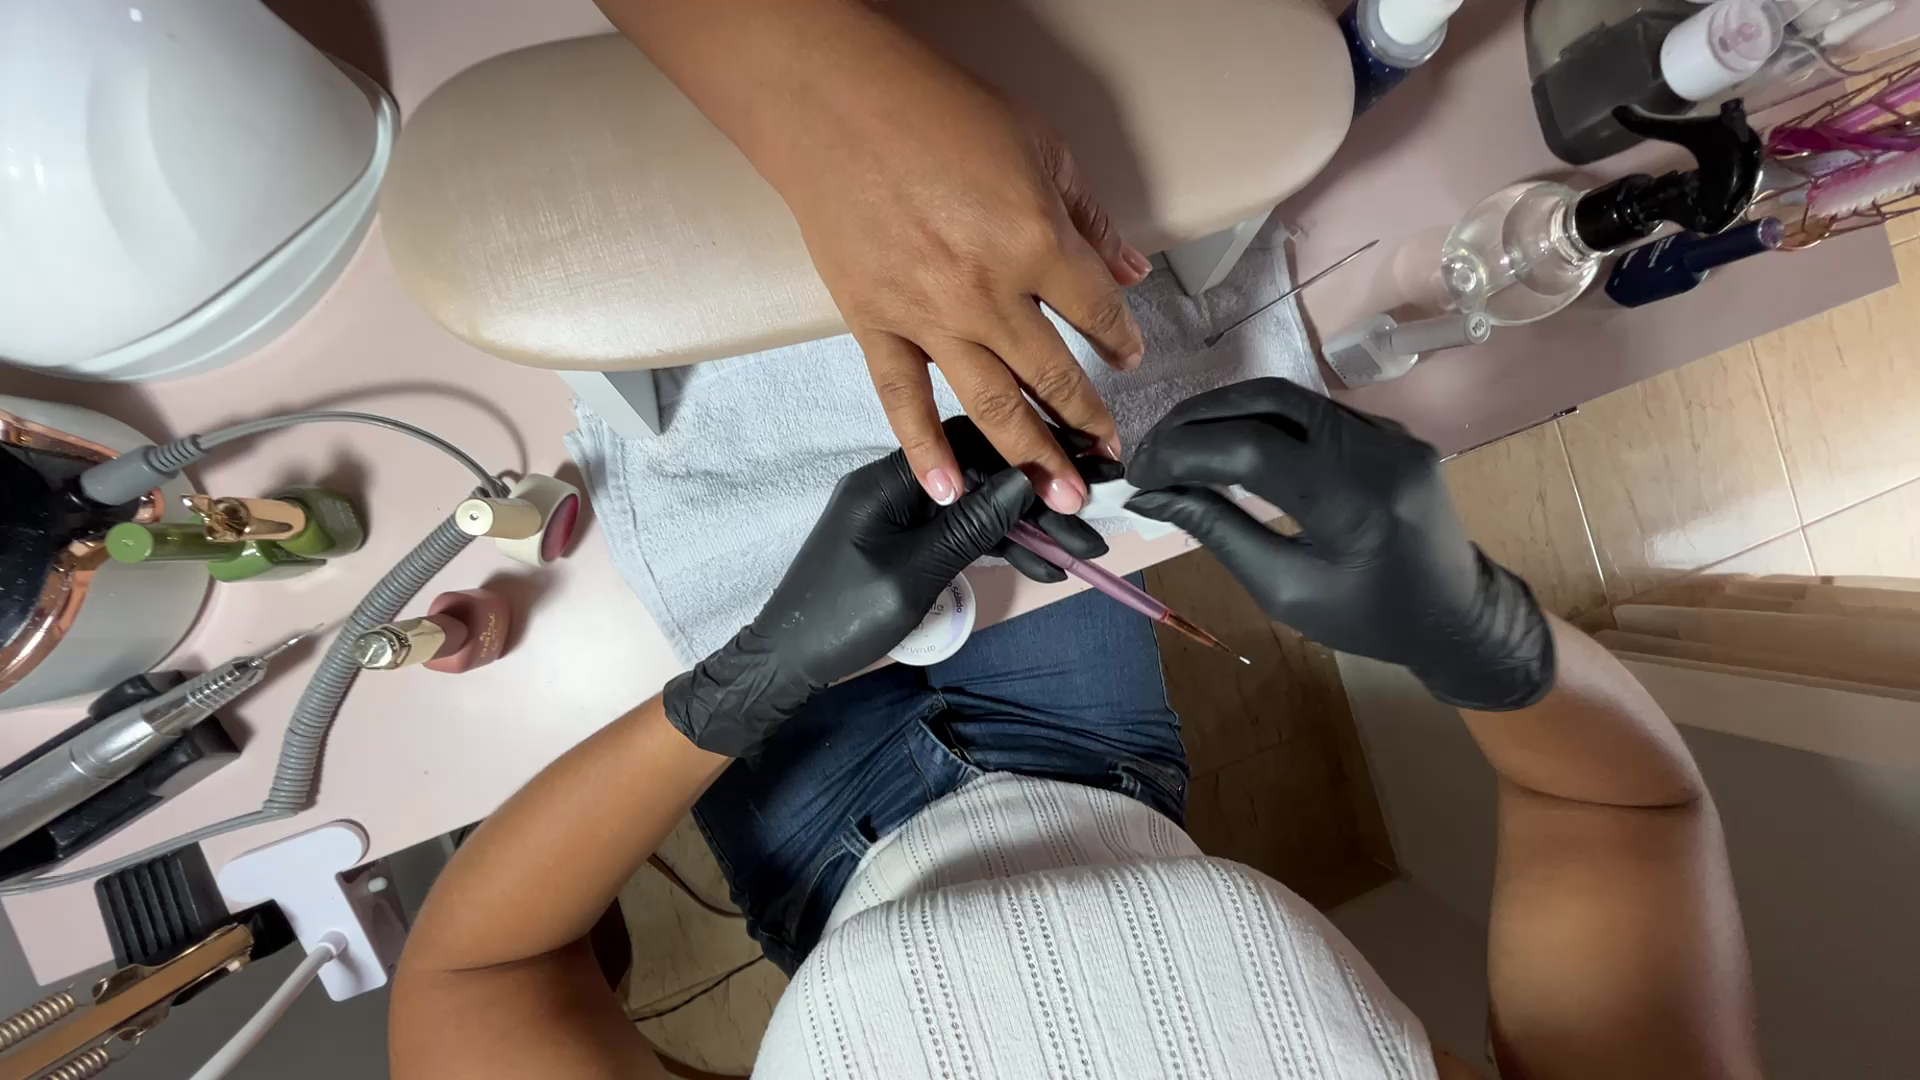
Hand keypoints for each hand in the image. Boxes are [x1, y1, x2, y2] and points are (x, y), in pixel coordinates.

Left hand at [663, 419, 1115, 757]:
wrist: (788, 660)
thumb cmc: (844, 616)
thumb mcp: (914, 571)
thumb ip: (971, 524)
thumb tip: (1028, 479)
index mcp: (891, 479)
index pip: (972, 445)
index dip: (1031, 456)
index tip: (1084, 475)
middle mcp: (900, 484)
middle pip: (982, 478)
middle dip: (1040, 503)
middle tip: (1092, 527)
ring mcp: (904, 513)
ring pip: (978, 509)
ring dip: (1027, 531)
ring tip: (1079, 554)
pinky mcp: (908, 539)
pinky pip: (961, 533)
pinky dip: (998, 548)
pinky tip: (1040, 564)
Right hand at [764, 22, 1148, 514]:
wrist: (835, 108)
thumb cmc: (938, 113)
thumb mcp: (1039, 146)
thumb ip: (1089, 217)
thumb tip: (1132, 268)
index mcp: (1036, 241)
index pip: (1096, 310)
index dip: (1121, 339)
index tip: (1129, 359)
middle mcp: (989, 295)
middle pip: (1051, 375)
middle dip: (1086, 421)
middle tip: (1107, 459)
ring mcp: (930, 320)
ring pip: (990, 403)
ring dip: (1031, 454)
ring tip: (1059, 496)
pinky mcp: (877, 329)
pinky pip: (903, 402)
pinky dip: (926, 450)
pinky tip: (949, 491)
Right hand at [1124, 379, 1553, 710]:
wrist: (1457, 616)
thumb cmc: (1366, 620)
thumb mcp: (1282, 589)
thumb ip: (1217, 532)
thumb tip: (1151, 497)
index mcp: (1352, 501)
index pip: (1249, 449)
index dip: (1182, 453)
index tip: (1139, 476)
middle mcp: (1374, 449)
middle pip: (1265, 401)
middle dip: (1193, 420)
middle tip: (1147, 452)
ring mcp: (1384, 432)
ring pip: (1284, 396)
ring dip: (1219, 413)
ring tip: (1174, 444)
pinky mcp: (1383, 430)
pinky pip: (1306, 410)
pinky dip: (1253, 419)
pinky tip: (1223, 444)